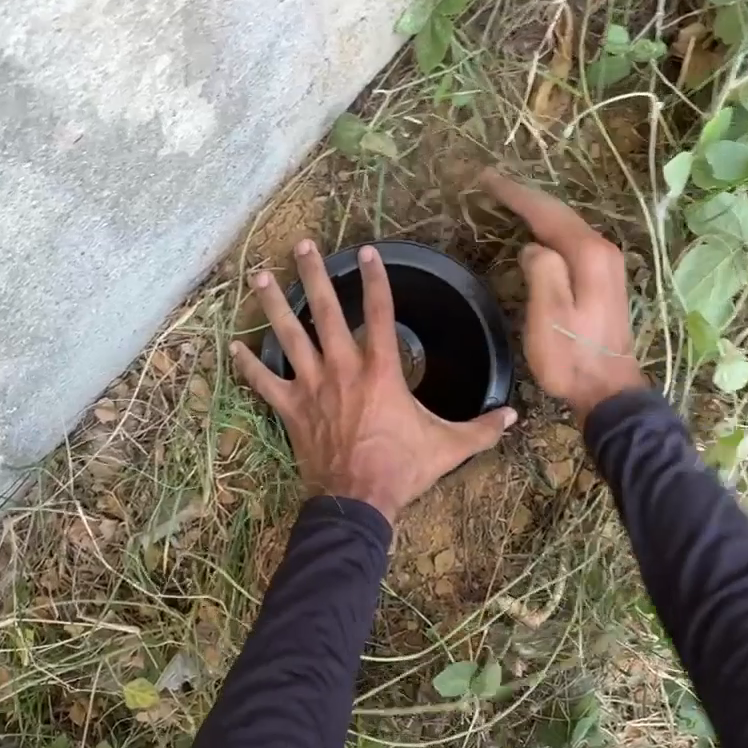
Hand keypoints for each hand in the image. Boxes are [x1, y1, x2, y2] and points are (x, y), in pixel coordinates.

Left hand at [230, 240, 517, 522]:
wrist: (358, 501)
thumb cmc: (402, 469)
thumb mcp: (449, 447)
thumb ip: (482, 428)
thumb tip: (513, 415)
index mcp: (381, 370)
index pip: (381, 313)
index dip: (376, 279)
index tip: (367, 251)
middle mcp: (343, 369)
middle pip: (326, 312)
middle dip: (314, 276)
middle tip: (301, 246)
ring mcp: (312, 387)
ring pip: (289, 337)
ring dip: (275, 306)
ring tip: (259, 278)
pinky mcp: (291, 410)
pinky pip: (265, 383)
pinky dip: (250, 366)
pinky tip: (234, 348)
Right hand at [477, 169, 645, 417]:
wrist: (607, 390)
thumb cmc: (571, 358)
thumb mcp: (549, 315)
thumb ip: (542, 271)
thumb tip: (532, 249)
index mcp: (589, 254)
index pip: (546, 213)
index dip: (515, 194)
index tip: (485, 180)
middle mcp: (602, 251)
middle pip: (559, 214)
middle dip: (524, 197)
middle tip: (490, 184)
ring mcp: (606, 266)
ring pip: (565, 227)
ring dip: (536, 213)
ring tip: (507, 201)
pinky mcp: (602, 281)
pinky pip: (570, 243)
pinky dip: (548, 232)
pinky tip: (534, 235)